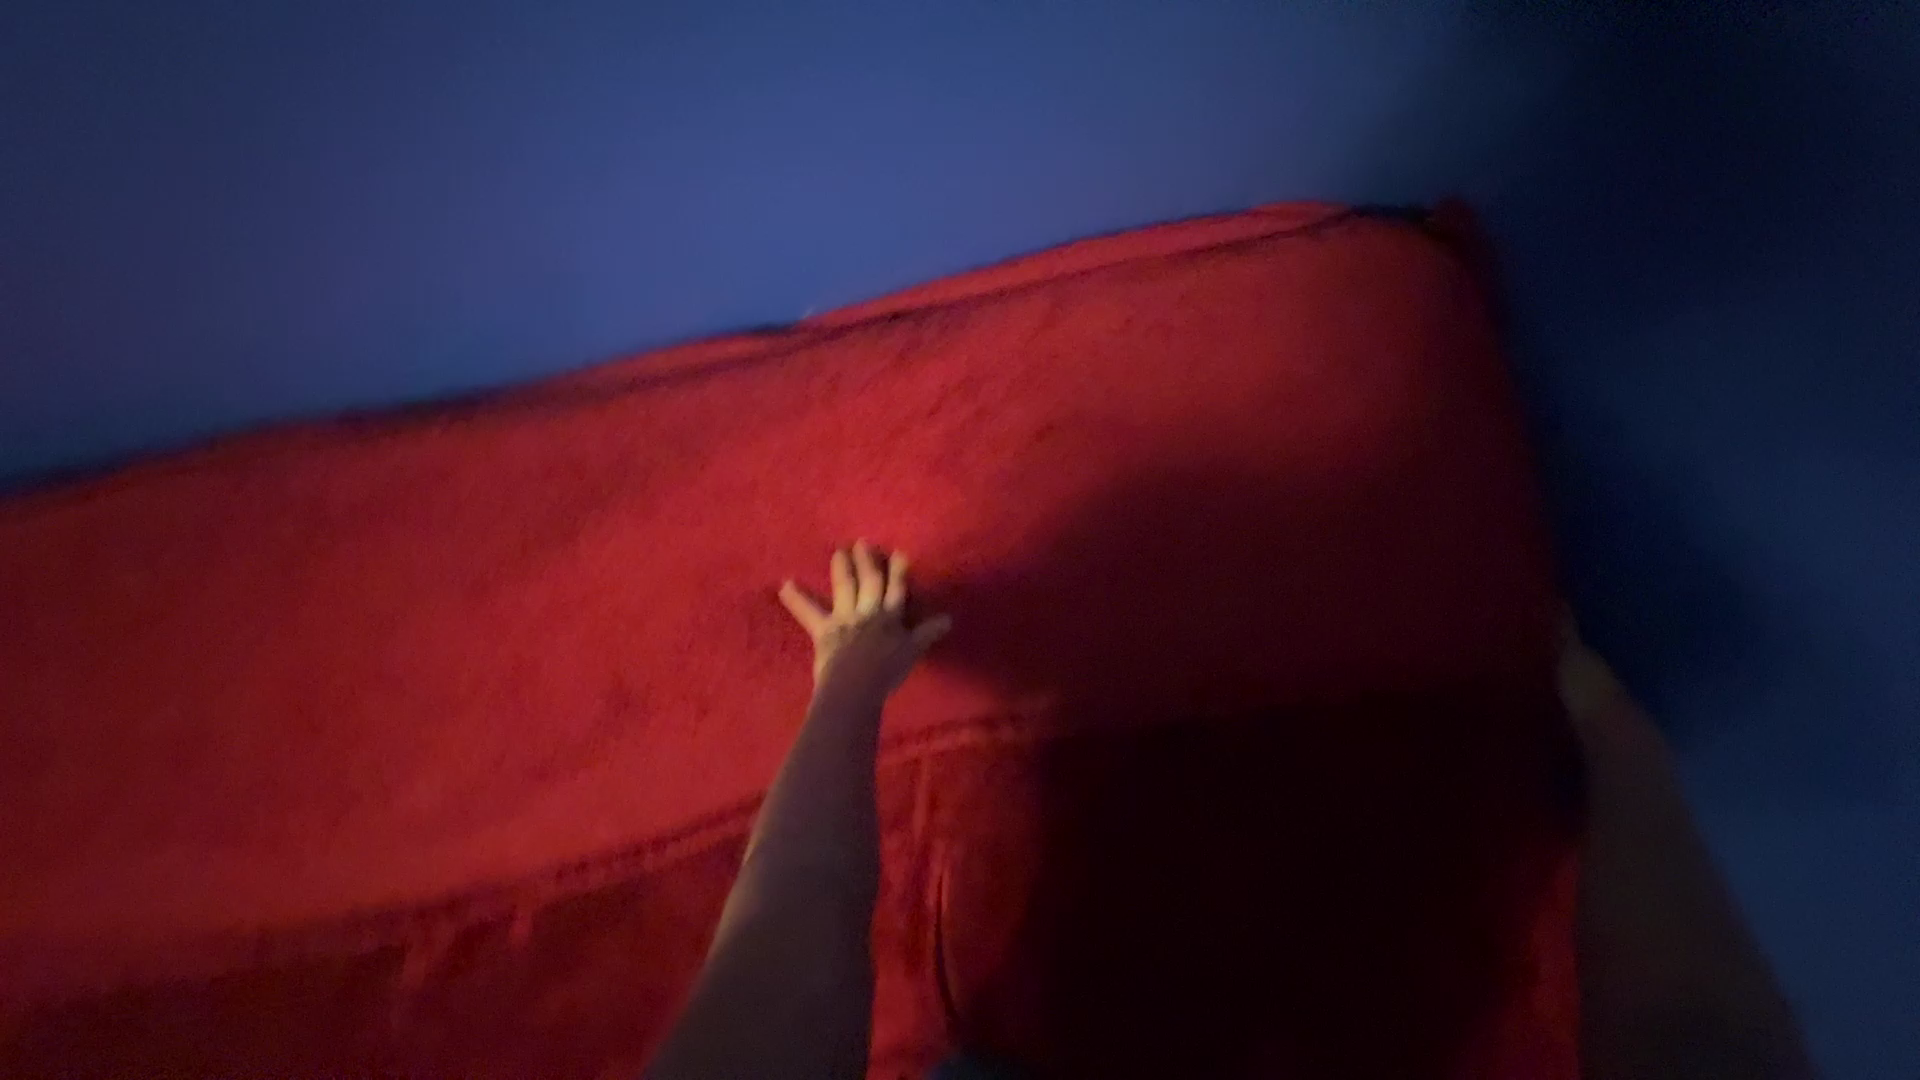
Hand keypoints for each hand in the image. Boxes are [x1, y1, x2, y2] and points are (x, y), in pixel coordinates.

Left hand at [778, 541, 951, 700]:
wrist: (856, 684)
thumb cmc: (887, 671)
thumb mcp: (913, 651)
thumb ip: (928, 632)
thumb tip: (949, 619)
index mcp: (890, 618)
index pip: (897, 590)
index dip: (899, 571)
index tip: (899, 552)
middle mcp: (868, 612)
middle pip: (870, 582)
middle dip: (868, 562)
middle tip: (863, 543)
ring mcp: (845, 619)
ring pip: (845, 589)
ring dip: (842, 570)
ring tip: (839, 552)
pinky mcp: (825, 630)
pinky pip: (809, 613)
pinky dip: (796, 599)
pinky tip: (784, 585)